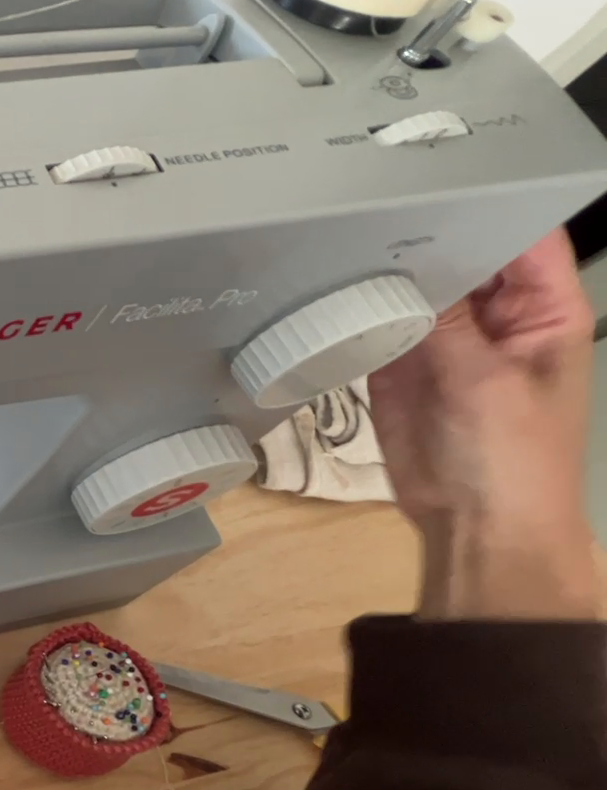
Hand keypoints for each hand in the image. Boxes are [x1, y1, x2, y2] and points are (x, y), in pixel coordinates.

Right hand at [369, 229, 599, 618]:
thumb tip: (407, 276)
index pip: (517, 244)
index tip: (428, 193)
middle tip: (360, 220)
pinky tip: (325, 301)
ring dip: (379, 284)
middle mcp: (491, 322)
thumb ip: (446, 328)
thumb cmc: (509, 453)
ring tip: (333, 254)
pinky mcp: (395, 375)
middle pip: (455, 267)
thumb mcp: (483, 382)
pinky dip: (352, 322)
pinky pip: (374, 336)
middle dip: (417, 246)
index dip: (482, 213)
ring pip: (409, 301)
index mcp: (542, 311)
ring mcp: (440, 348)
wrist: (473, 520)